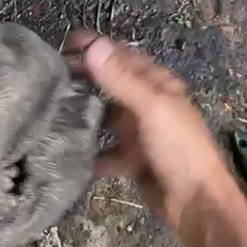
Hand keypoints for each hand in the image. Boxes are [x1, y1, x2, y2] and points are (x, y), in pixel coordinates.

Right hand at [64, 30, 233, 230]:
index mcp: (156, 83)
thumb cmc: (178, 147)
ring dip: (84, 113)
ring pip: (105, 116)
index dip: (96, 47)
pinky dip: (89, 153)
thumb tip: (93, 46)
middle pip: (111, 83)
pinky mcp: (132, 159)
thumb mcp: (150, 107)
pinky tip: (67, 154)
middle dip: (85, 77)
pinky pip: (105, 151)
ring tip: (52, 111)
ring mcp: (139, 131)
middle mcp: (147, 102)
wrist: (196, 203)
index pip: (122, 55)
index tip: (64, 43)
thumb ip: (120, 79)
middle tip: (51, 77)